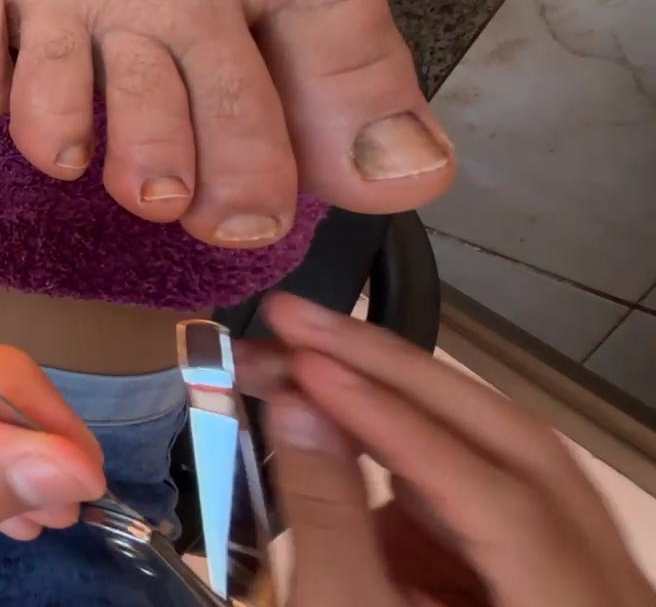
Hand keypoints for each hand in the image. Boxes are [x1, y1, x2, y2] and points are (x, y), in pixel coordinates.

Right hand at [257, 294, 655, 606]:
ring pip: (489, 437)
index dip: (395, 424)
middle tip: (291, 316)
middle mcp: (604, 582)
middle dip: (391, 366)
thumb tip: (292, 398)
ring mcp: (563, 552)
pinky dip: (382, 410)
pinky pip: (454, 452)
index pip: (499, 499)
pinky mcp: (509, 536)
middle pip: (514, 443)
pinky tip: (319, 384)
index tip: (302, 363)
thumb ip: (324, 510)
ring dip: (383, 376)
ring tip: (295, 336)